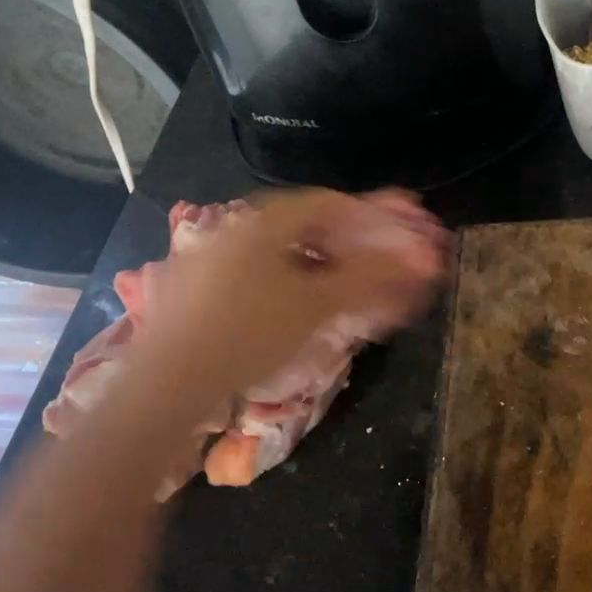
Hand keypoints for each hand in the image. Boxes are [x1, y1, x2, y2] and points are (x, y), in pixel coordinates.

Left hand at [134, 188, 448, 397]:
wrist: (167, 387)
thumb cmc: (247, 333)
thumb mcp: (318, 304)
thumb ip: (374, 276)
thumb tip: (425, 260)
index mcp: (266, 220)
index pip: (334, 204)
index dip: (378, 217)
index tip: (409, 235)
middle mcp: (243, 229)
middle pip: (316, 229)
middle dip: (362, 247)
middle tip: (395, 268)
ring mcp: (223, 261)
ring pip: (295, 257)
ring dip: (338, 270)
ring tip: (368, 295)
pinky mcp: (213, 295)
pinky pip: (273, 278)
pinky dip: (308, 287)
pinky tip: (324, 312)